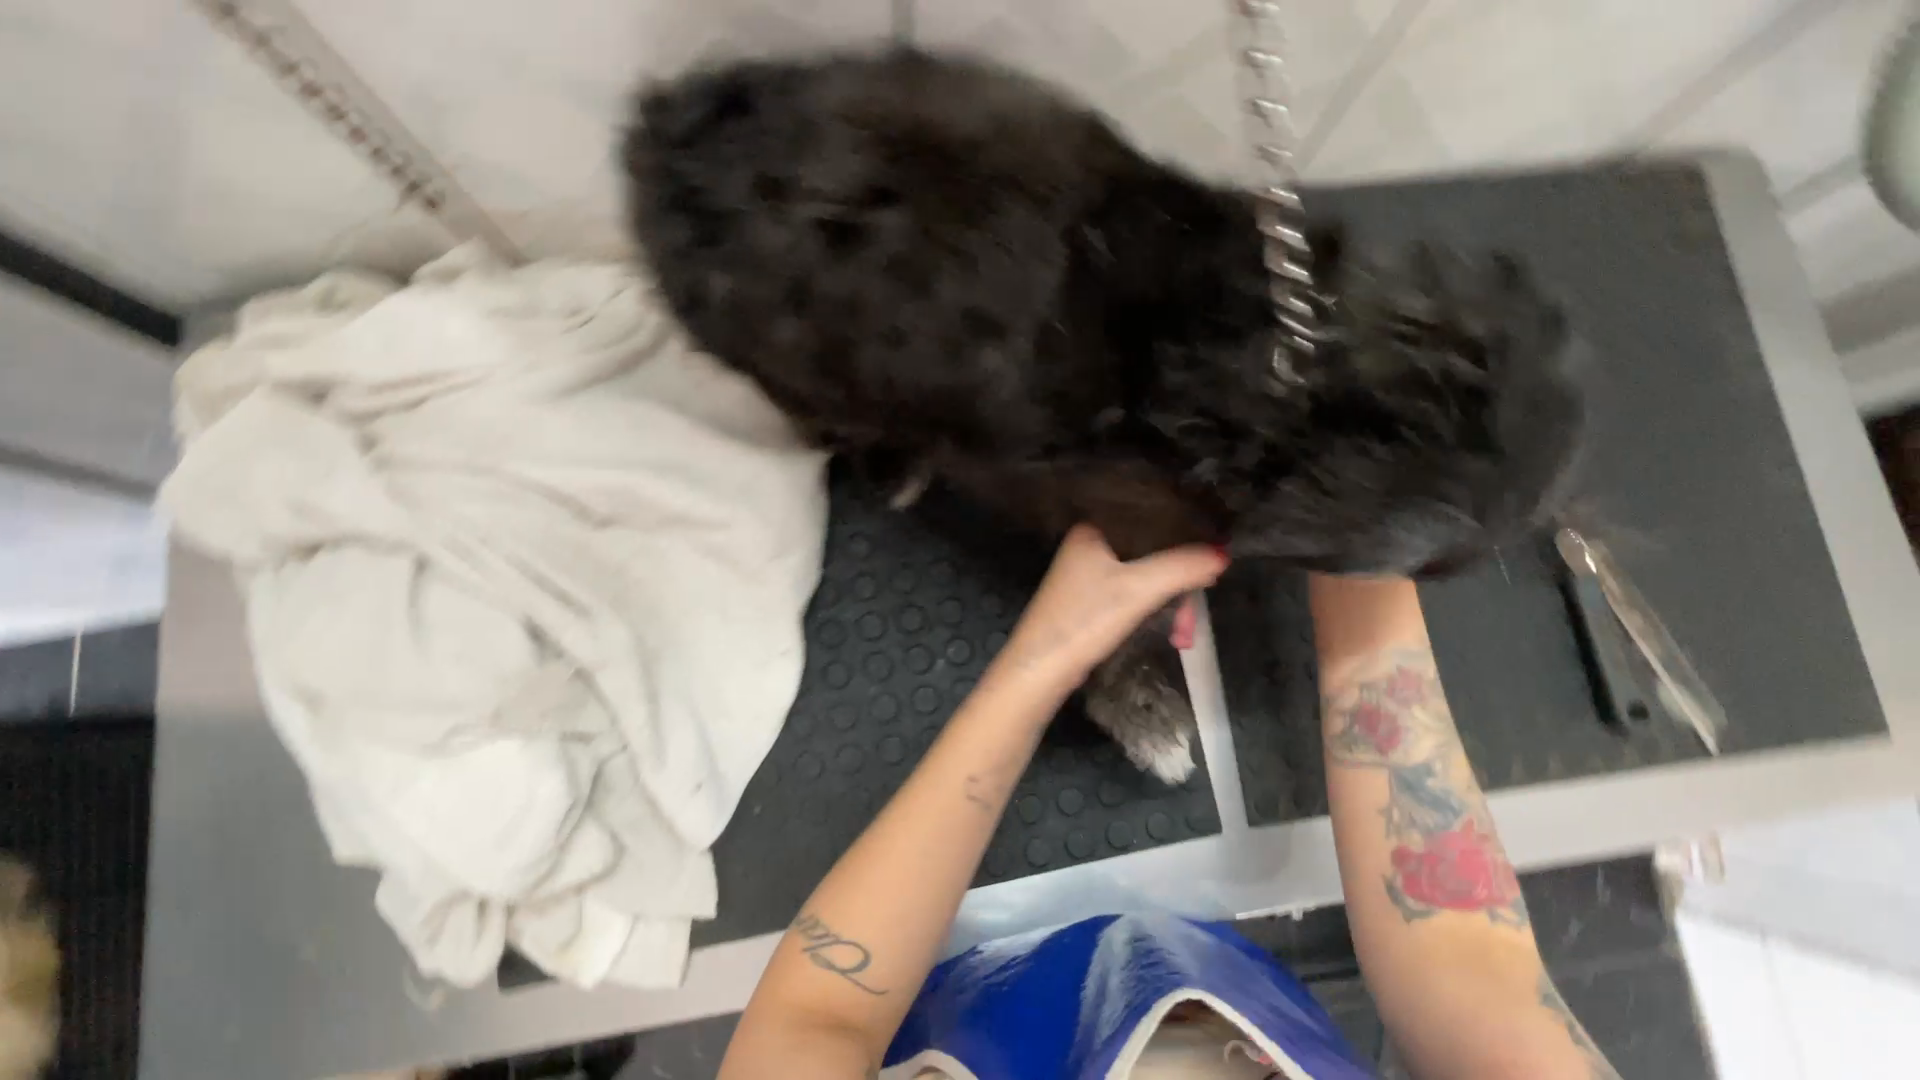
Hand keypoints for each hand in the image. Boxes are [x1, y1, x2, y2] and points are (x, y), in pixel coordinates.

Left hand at [991, 525, 1229, 695]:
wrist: (1040, 671)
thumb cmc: (1085, 619)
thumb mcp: (1139, 589)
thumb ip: (1182, 567)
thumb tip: (1224, 553)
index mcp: (1093, 529)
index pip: (1148, 517)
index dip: (1183, 534)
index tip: (1213, 554)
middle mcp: (1088, 546)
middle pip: (1151, 552)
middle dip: (1178, 583)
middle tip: (1193, 611)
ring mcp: (1087, 576)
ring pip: (1144, 577)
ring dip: (1169, 603)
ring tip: (1183, 633)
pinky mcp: (1090, 603)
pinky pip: (1133, 597)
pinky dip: (1152, 612)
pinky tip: (1171, 631)